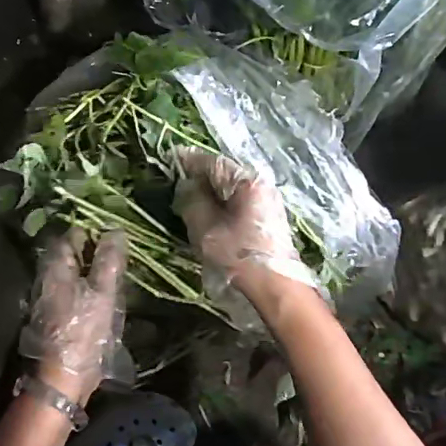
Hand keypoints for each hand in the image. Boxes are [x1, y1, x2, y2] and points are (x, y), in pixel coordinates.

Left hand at [22, 229, 125, 404]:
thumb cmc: (83, 330)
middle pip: (68, 255)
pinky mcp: (52, 317)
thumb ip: (108, 261)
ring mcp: (47, 299)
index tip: (113, 239)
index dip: (91, 233)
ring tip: (112, 277)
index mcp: (55, 268)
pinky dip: (84, 290)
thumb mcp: (102, 293)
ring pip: (69, 275)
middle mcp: (46, 279)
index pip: (70, 236)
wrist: (61, 376)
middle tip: (116, 258)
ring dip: (88, 272)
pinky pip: (69, 293)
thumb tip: (115, 231)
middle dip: (91, 252)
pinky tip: (100, 299)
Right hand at [174, 149, 317, 308]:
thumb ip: (191, 199)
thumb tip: (186, 184)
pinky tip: (209, 213)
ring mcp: (268, 200)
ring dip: (210, 191)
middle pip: (224, 173)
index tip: (170, 159)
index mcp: (247, 180)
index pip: (213, 161)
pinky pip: (239, 201)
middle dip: (200, 176)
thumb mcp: (205, 226)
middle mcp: (261, 184)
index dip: (189, 160)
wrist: (275, 287)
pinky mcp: (268, 217)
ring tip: (188, 198)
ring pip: (231, 188)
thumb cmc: (238, 255)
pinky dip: (222, 203)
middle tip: (176, 181)